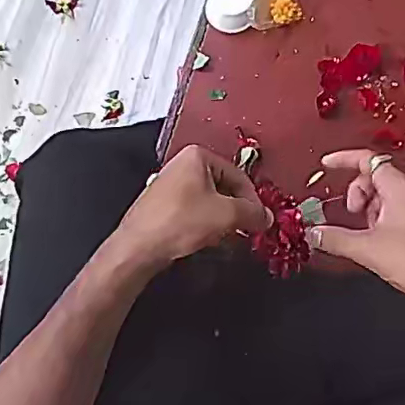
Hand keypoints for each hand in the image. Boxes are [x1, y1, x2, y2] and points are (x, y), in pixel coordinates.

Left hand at [109, 145, 270, 269]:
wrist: (137, 248)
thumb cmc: (181, 222)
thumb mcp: (226, 215)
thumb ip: (252, 213)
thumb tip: (267, 217)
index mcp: (197, 156)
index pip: (238, 176)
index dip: (253, 200)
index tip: (260, 220)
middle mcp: (182, 164)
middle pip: (224, 187)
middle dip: (236, 210)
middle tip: (245, 230)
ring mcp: (170, 184)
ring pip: (209, 201)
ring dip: (222, 219)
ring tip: (225, 237)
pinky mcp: (162, 204)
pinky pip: (193, 210)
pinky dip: (204, 223)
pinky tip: (204, 239)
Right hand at [309, 149, 404, 316]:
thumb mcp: (367, 249)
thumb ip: (335, 238)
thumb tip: (312, 232)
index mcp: (398, 187)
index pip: (368, 159)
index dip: (344, 158)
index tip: (326, 165)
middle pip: (373, 176)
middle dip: (355, 191)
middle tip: (351, 213)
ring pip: (381, 195)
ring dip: (366, 207)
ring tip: (364, 231)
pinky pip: (390, 210)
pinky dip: (376, 218)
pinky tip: (375, 239)